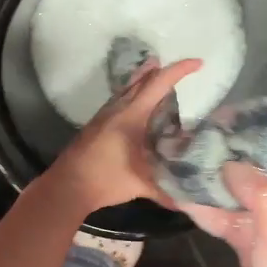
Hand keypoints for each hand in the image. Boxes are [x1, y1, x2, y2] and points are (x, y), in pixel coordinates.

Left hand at [44, 58, 201, 213]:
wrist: (68, 185)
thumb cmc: (105, 180)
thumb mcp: (140, 185)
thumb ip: (167, 192)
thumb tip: (191, 203)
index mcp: (132, 115)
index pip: (159, 84)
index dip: (179, 70)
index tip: (198, 63)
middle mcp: (118, 108)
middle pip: (142, 80)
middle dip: (161, 71)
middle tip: (180, 68)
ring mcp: (105, 115)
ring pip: (128, 88)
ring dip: (145, 80)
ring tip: (159, 77)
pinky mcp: (97, 124)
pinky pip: (120, 99)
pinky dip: (134, 94)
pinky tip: (137, 108)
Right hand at [180, 139, 266, 266]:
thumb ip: (260, 193)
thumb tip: (232, 162)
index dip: (250, 136)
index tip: (215, 125)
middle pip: (257, 169)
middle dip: (224, 158)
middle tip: (188, 143)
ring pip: (239, 193)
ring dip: (211, 183)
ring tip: (177, 164)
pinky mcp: (255, 241)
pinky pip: (231, 218)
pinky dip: (209, 210)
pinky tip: (179, 196)